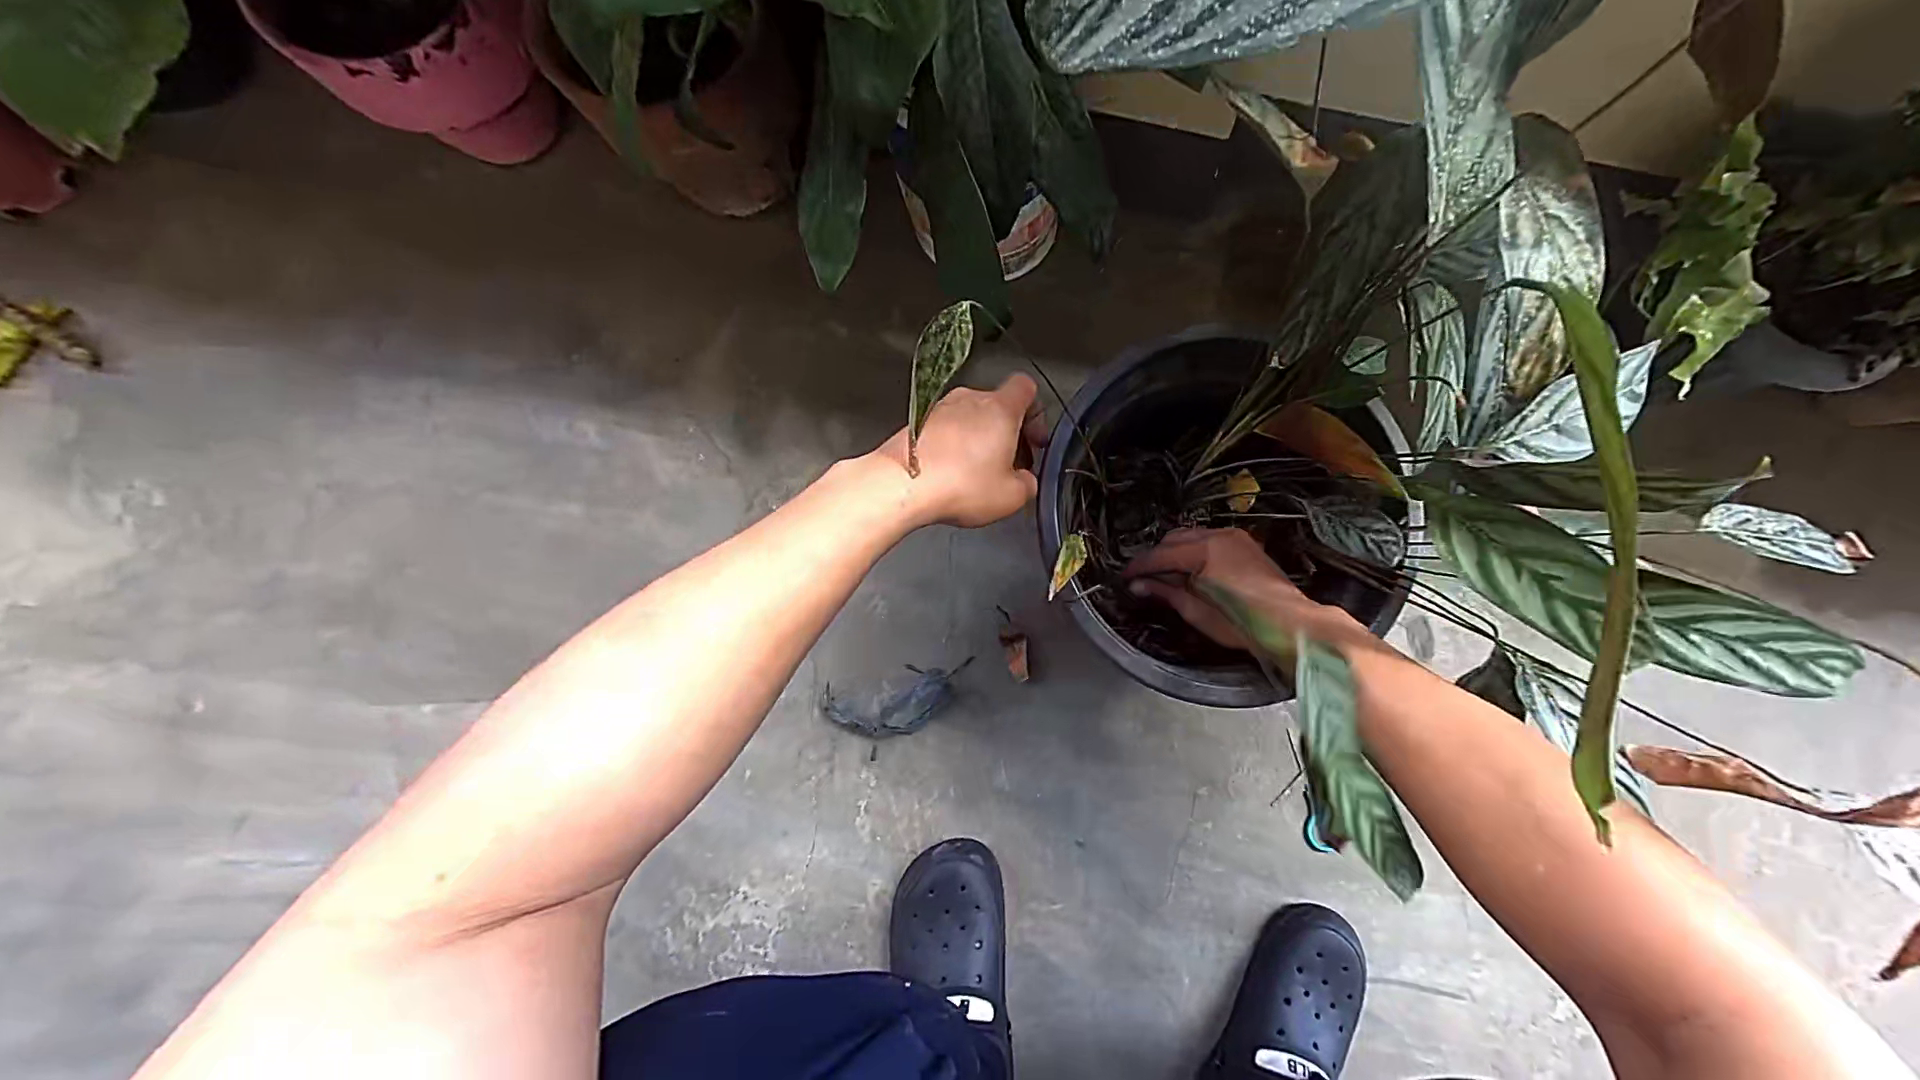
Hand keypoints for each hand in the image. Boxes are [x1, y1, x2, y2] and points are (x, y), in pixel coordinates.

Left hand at [870, 373, 1048, 527]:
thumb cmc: (955, 483)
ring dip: (978, 442)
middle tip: (1010, 464)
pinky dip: (953, 449)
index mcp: (1000, 408)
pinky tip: (952, 476)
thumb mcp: (1011, 496)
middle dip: (1007, 434)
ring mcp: (940, 409)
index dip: (1036, 413)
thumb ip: (1027, 484)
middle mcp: (969, 400)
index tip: (1034, 438)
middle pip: (998, 407)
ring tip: (977, 475)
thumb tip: (1024, 483)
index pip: (1026, 388)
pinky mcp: (918, 424)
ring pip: (970, 419)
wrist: (903, 485)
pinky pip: (945, 431)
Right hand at [1122, 528, 1356, 650]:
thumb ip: (1165, 592)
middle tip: (1144, 579)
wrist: (1291, 624)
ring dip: (1174, 552)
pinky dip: (1194, 551)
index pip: (1160, 554)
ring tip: (1166, 576)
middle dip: (1156, 557)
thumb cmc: (1243, 622)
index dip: (1138, 567)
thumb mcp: (1196, 611)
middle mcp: (1218, 535)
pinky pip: (1209, 540)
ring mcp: (1234, 537)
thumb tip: (1139, 585)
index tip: (1124, 577)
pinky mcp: (1245, 544)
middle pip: (1173, 539)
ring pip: (1190, 536)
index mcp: (1204, 550)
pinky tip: (1191, 571)